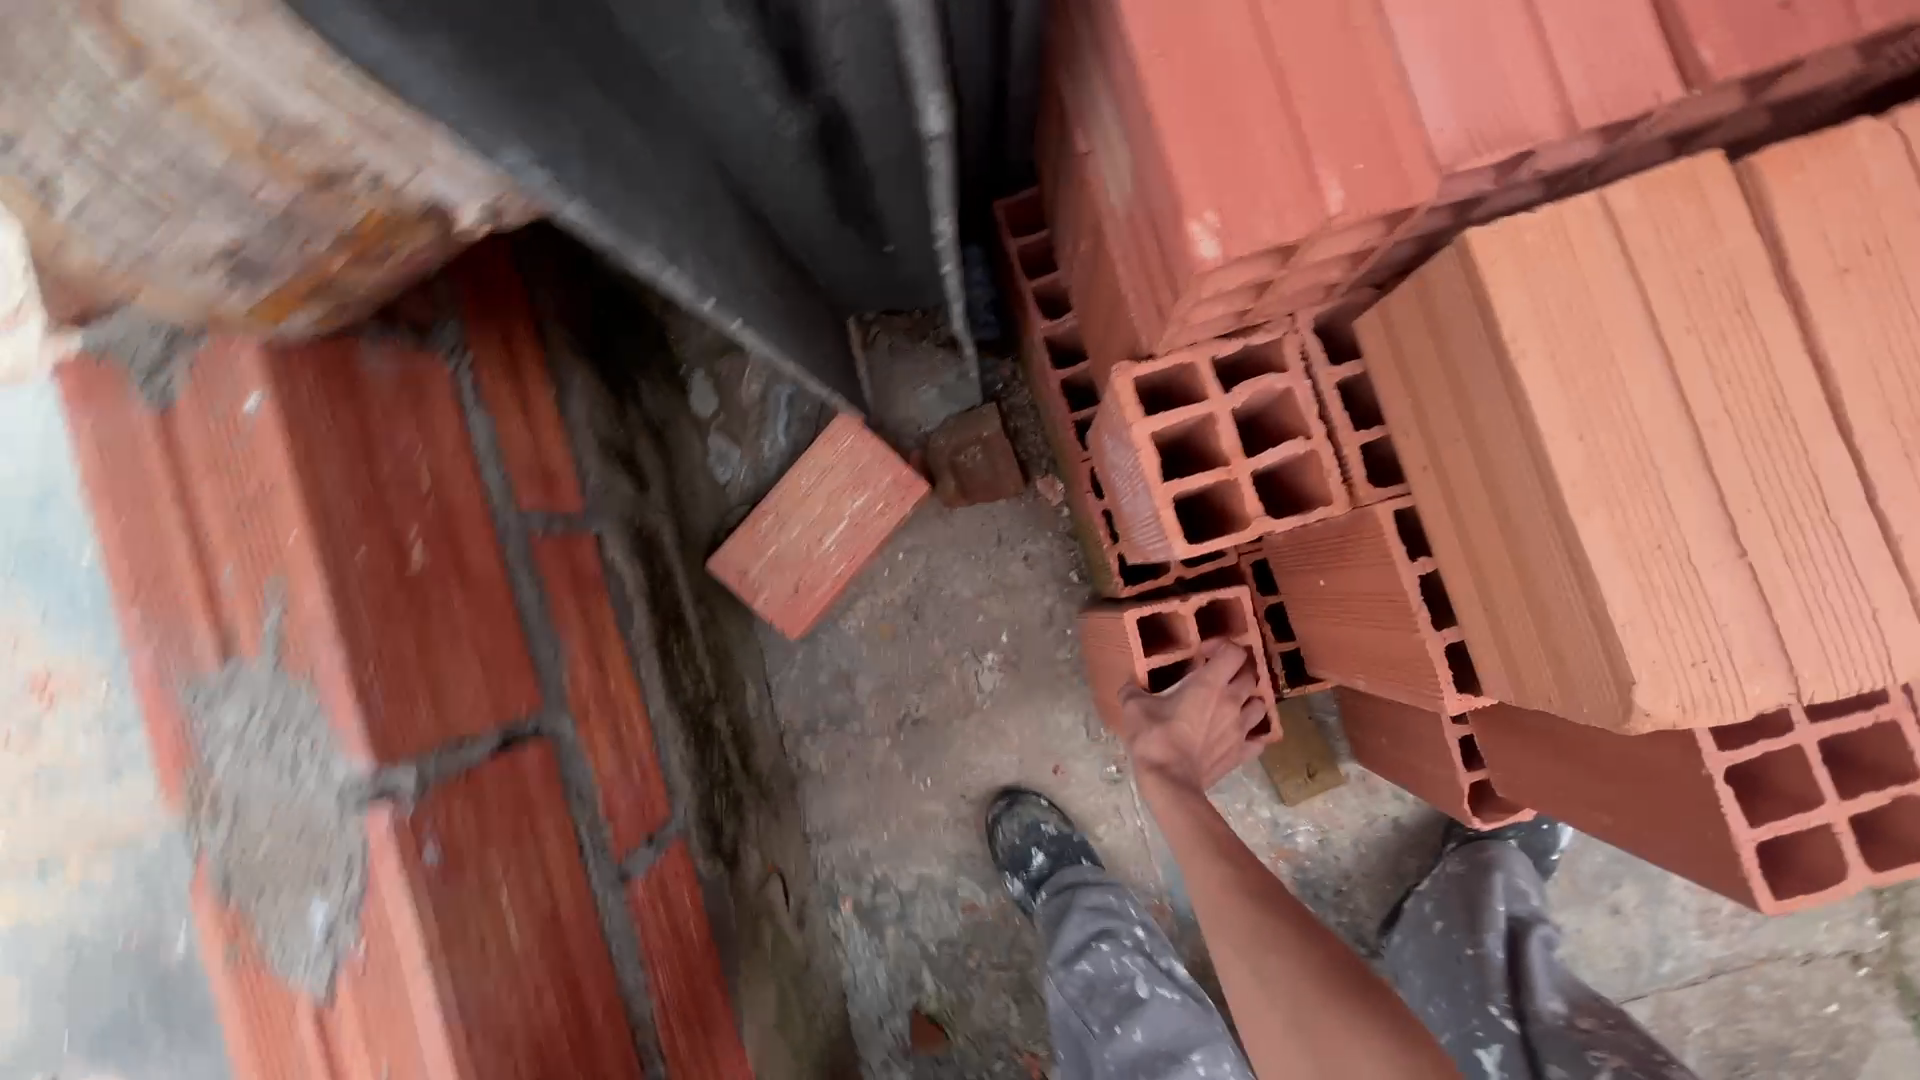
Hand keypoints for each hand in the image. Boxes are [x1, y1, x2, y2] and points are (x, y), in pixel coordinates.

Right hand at [1117, 640, 1276, 793]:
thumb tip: (1129, 685)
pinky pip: (1259, 739)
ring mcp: (1241, 729)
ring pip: (1260, 706)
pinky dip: (1252, 734)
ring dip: (1248, 701)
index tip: (1203, 653)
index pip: (1234, 652)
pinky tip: (1238, 735)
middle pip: (1251, 676)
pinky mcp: (1242, 753)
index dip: (1222, 646)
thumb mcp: (1134, 707)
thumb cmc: (1154, 737)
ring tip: (1231, 705)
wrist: (1170, 780)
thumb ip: (1132, 690)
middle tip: (1217, 677)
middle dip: (1236, 672)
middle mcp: (1232, 702)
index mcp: (1210, 684)